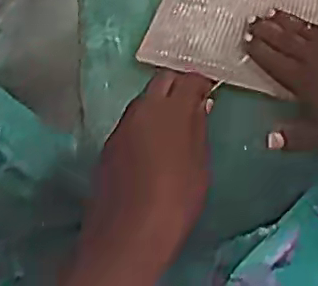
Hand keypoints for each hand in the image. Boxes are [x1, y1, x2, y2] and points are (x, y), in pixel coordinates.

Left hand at [67, 70, 212, 284]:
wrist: (126, 239)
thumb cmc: (174, 202)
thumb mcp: (200, 166)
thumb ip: (199, 128)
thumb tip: (199, 105)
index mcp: (172, 109)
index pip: (189, 78)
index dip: (201, 82)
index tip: (209, 92)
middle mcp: (144, 107)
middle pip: (163, 80)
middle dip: (177, 85)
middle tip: (190, 104)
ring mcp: (123, 124)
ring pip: (144, 100)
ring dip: (158, 104)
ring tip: (170, 128)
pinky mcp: (108, 144)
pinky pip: (131, 122)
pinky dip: (143, 125)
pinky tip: (149, 148)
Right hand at [247, 0, 317, 158]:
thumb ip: (297, 137)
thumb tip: (266, 137)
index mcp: (308, 82)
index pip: (277, 64)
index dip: (260, 52)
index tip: (245, 40)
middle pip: (288, 42)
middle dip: (268, 31)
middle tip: (252, 19)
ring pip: (308, 27)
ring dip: (290, 19)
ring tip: (273, 10)